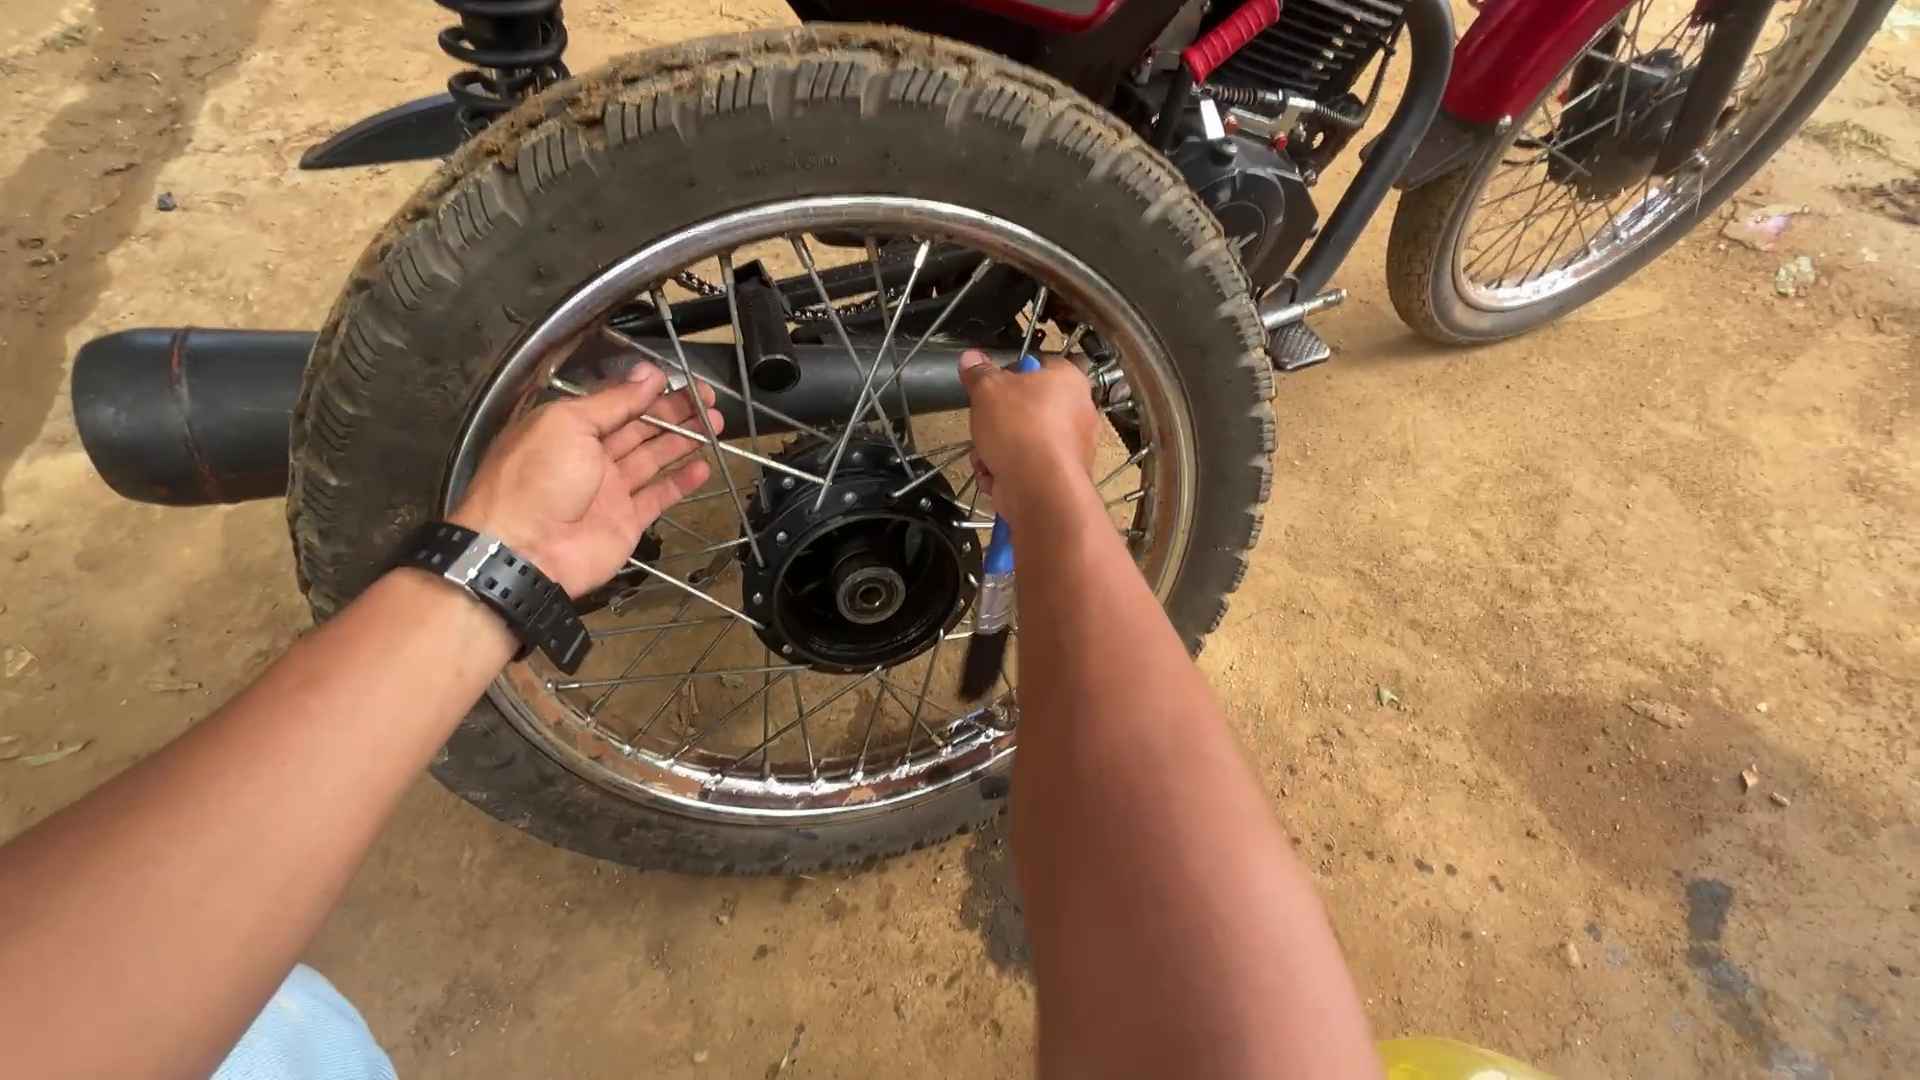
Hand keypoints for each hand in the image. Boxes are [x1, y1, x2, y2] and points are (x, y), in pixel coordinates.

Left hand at [451, 363, 717, 595]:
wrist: (526, 551)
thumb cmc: (536, 478)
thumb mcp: (568, 424)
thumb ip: (613, 400)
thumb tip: (648, 374)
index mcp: (568, 428)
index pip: (615, 403)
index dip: (647, 390)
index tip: (679, 379)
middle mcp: (589, 456)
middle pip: (639, 428)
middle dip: (674, 411)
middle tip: (707, 398)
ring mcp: (610, 490)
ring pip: (654, 458)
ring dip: (683, 440)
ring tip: (714, 423)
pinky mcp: (628, 520)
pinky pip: (659, 496)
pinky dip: (682, 482)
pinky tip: (702, 467)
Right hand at [958, 350, 1098, 525]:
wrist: (1038, 488)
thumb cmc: (1021, 430)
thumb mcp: (988, 390)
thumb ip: (978, 373)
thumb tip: (970, 359)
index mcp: (1068, 380)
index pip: (1040, 365)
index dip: (1011, 373)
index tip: (991, 383)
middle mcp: (1076, 412)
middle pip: (1026, 408)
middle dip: (996, 421)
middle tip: (984, 424)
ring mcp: (1070, 447)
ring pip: (1021, 441)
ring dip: (994, 450)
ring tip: (986, 455)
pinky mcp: (1058, 476)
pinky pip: (1025, 468)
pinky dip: (1005, 472)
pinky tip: (995, 475)